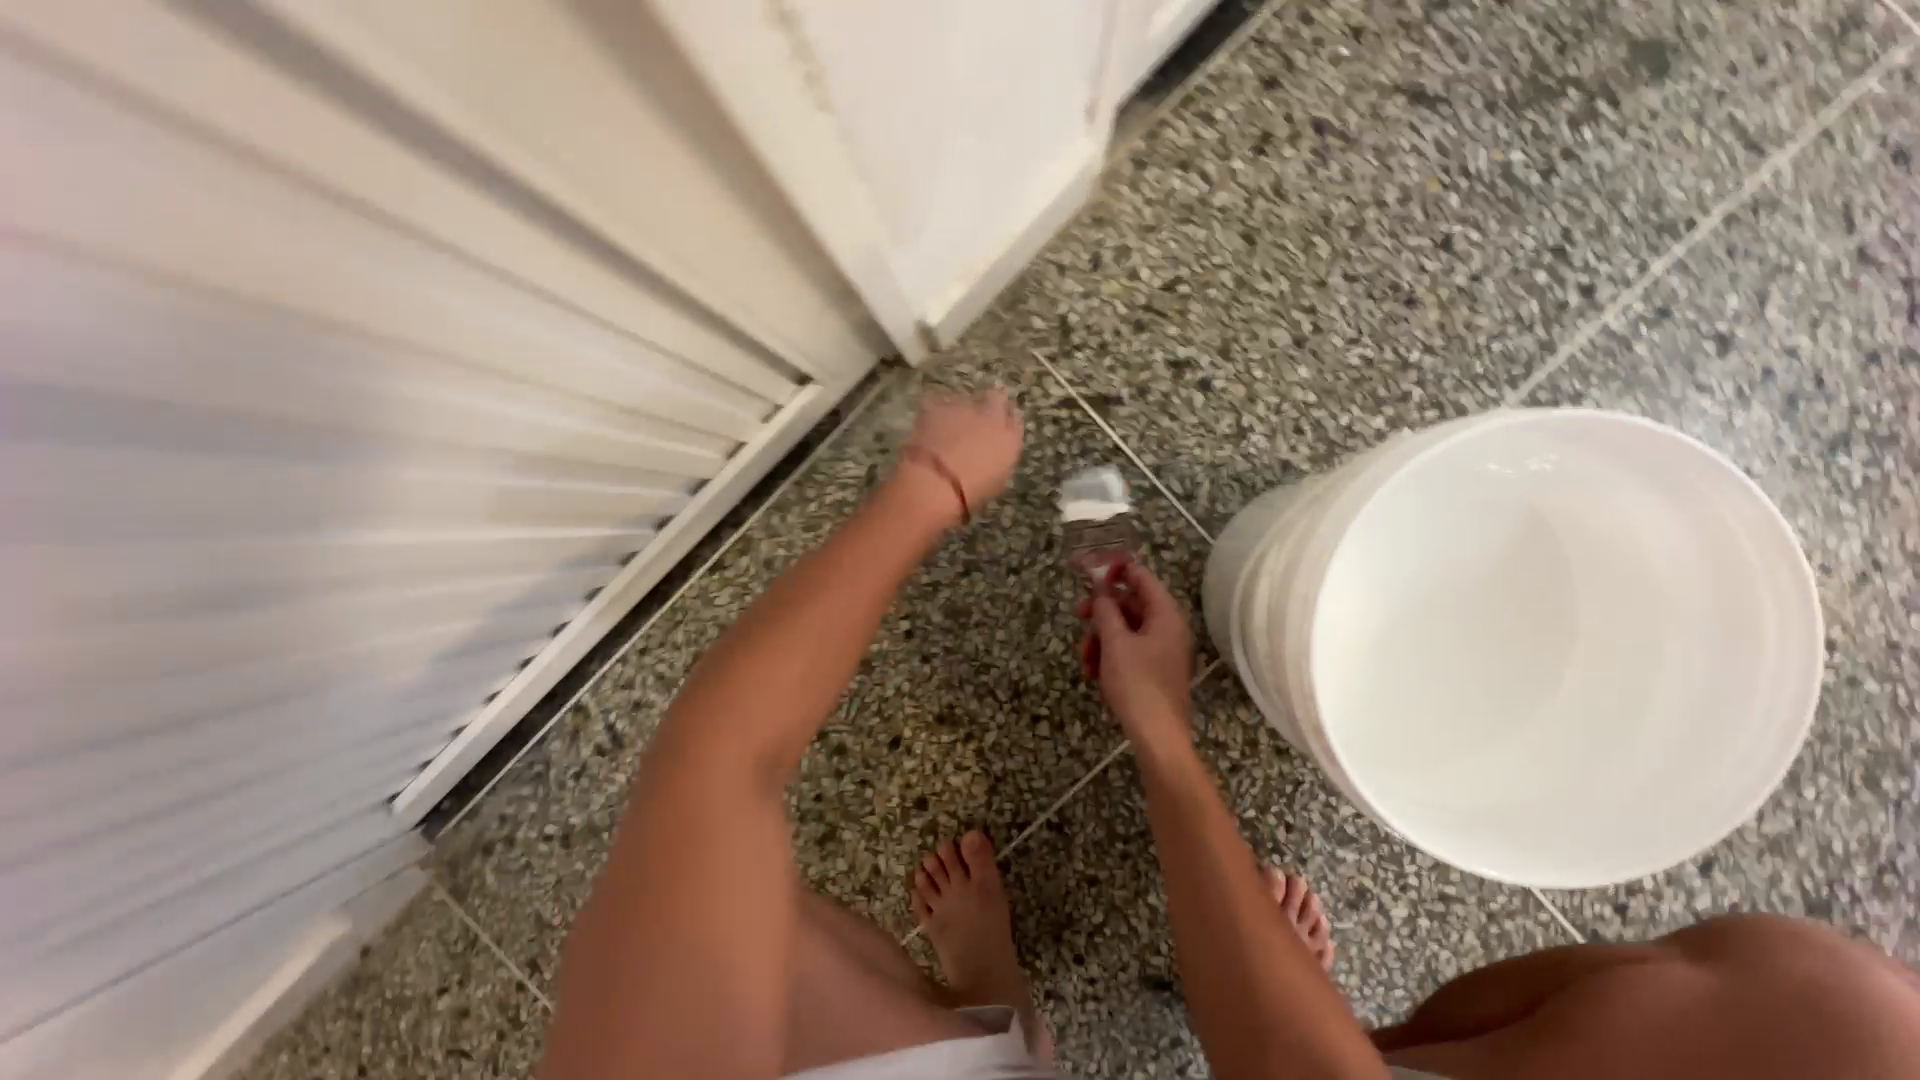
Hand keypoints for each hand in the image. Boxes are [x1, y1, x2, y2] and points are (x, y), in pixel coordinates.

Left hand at [897, 388, 1023, 523]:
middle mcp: (992, 415)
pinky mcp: (938, 405)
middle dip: (988, 403)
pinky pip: (940, 403)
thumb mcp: (995, 480)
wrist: (936, 482)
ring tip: (949, 425)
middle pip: (996, 398)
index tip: (1000, 423)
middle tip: (976, 417)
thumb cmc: (970, 493)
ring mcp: (965, 406)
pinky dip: (936, 412)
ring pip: (966, 399)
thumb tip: (992, 451)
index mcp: (1010, 438)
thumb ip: (998, 458)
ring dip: (960, 408)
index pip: (1015, 418)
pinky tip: (929, 425)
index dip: (1007, 419)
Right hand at [1077, 561, 1192, 742]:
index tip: (1090, 569)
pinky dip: (1109, 657)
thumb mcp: (1115, 643)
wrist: (1157, 737)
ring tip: (1085, 659)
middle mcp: (1168, 629)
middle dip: (1102, 612)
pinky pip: (1128, 653)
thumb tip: (1101, 592)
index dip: (1116, 570)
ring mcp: (1162, 652)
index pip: (1142, 578)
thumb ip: (1106, 611)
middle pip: (1131, 605)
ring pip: (1125, 631)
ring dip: (1101, 639)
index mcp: (1165, 615)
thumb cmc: (1137, 684)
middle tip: (1078, 615)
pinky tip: (1094, 675)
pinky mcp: (1154, 673)